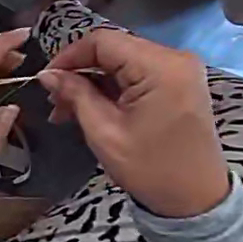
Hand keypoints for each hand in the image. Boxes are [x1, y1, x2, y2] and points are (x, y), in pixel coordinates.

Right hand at [37, 31, 229, 218]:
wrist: (196, 200)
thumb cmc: (150, 169)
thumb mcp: (104, 132)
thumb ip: (75, 94)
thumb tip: (48, 74)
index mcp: (160, 67)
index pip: (103, 41)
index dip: (68, 55)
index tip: (46, 79)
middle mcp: (174, 58)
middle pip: (112, 48)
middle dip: (79, 70)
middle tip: (54, 99)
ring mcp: (179, 69)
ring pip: (121, 60)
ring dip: (92, 80)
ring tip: (66, 108)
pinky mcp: (179, 81)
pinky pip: (136, 72)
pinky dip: (111, 85)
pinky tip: (90, 106)